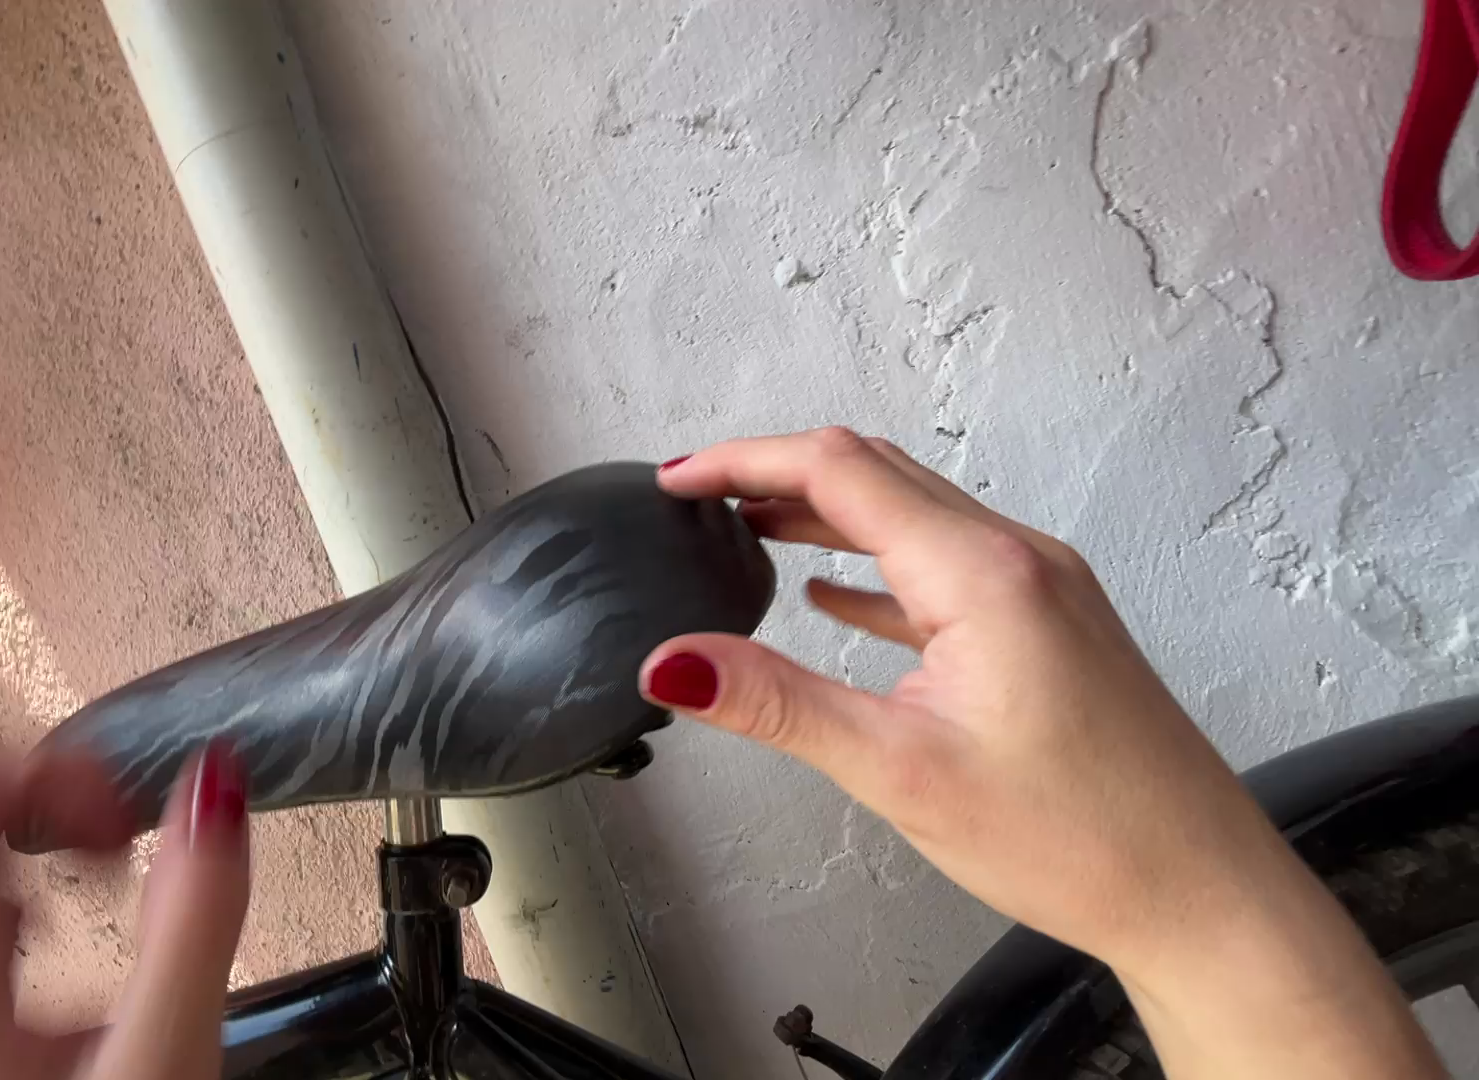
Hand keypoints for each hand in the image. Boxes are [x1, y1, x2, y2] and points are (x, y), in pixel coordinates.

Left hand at [0, 724, 249, 1079]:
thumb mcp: (159, 1060)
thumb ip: (198, 913)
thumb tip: (218, 786)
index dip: (44, 766)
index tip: (119, 810)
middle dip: (50, 798)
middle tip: (124, 838)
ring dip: (36, 838)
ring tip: (106, 878)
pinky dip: (18, 886)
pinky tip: (64, 936)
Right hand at [644, 428, 1441, 1078]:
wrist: (1208, 903)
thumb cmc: (1072, 837)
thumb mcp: (897, 768)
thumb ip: (775, 703)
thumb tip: (672, 666)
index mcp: (979, 572)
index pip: (836, 470)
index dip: (743, 461)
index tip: (676, 480)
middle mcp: (1010, 555)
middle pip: (868, 471)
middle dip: (772, 470)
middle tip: (697, 496)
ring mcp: (1028, 583)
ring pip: (899, 509)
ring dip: (815, 507)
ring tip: (742, 525)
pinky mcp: (1031, 618)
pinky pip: (929, 560)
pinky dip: (863, 556)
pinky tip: (827, 589)